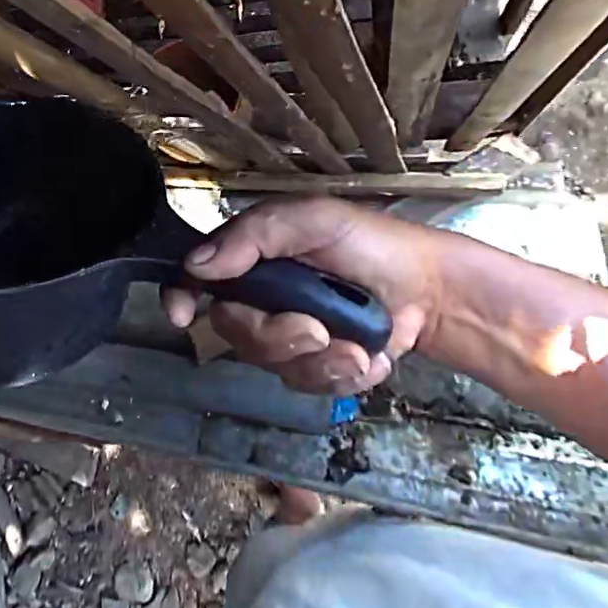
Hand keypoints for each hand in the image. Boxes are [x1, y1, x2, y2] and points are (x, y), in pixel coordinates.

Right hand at [162, 197, 447, 394]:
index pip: (196, 278)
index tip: (181, 316)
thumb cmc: (369, 243)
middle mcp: (261, 298)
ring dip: (319, 361)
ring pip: (272, 365)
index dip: (179, 296)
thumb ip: (257, 235)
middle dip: (276, 336)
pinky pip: (309, 386)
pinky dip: (343, 376)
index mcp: (252, 258)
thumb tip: (198, 266)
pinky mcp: (316, 367)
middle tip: (317, 328)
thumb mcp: (315, 221)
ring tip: (359, 347)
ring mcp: (287, 335)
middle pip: (234, 331)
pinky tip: (370, 359)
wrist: (428, 289)